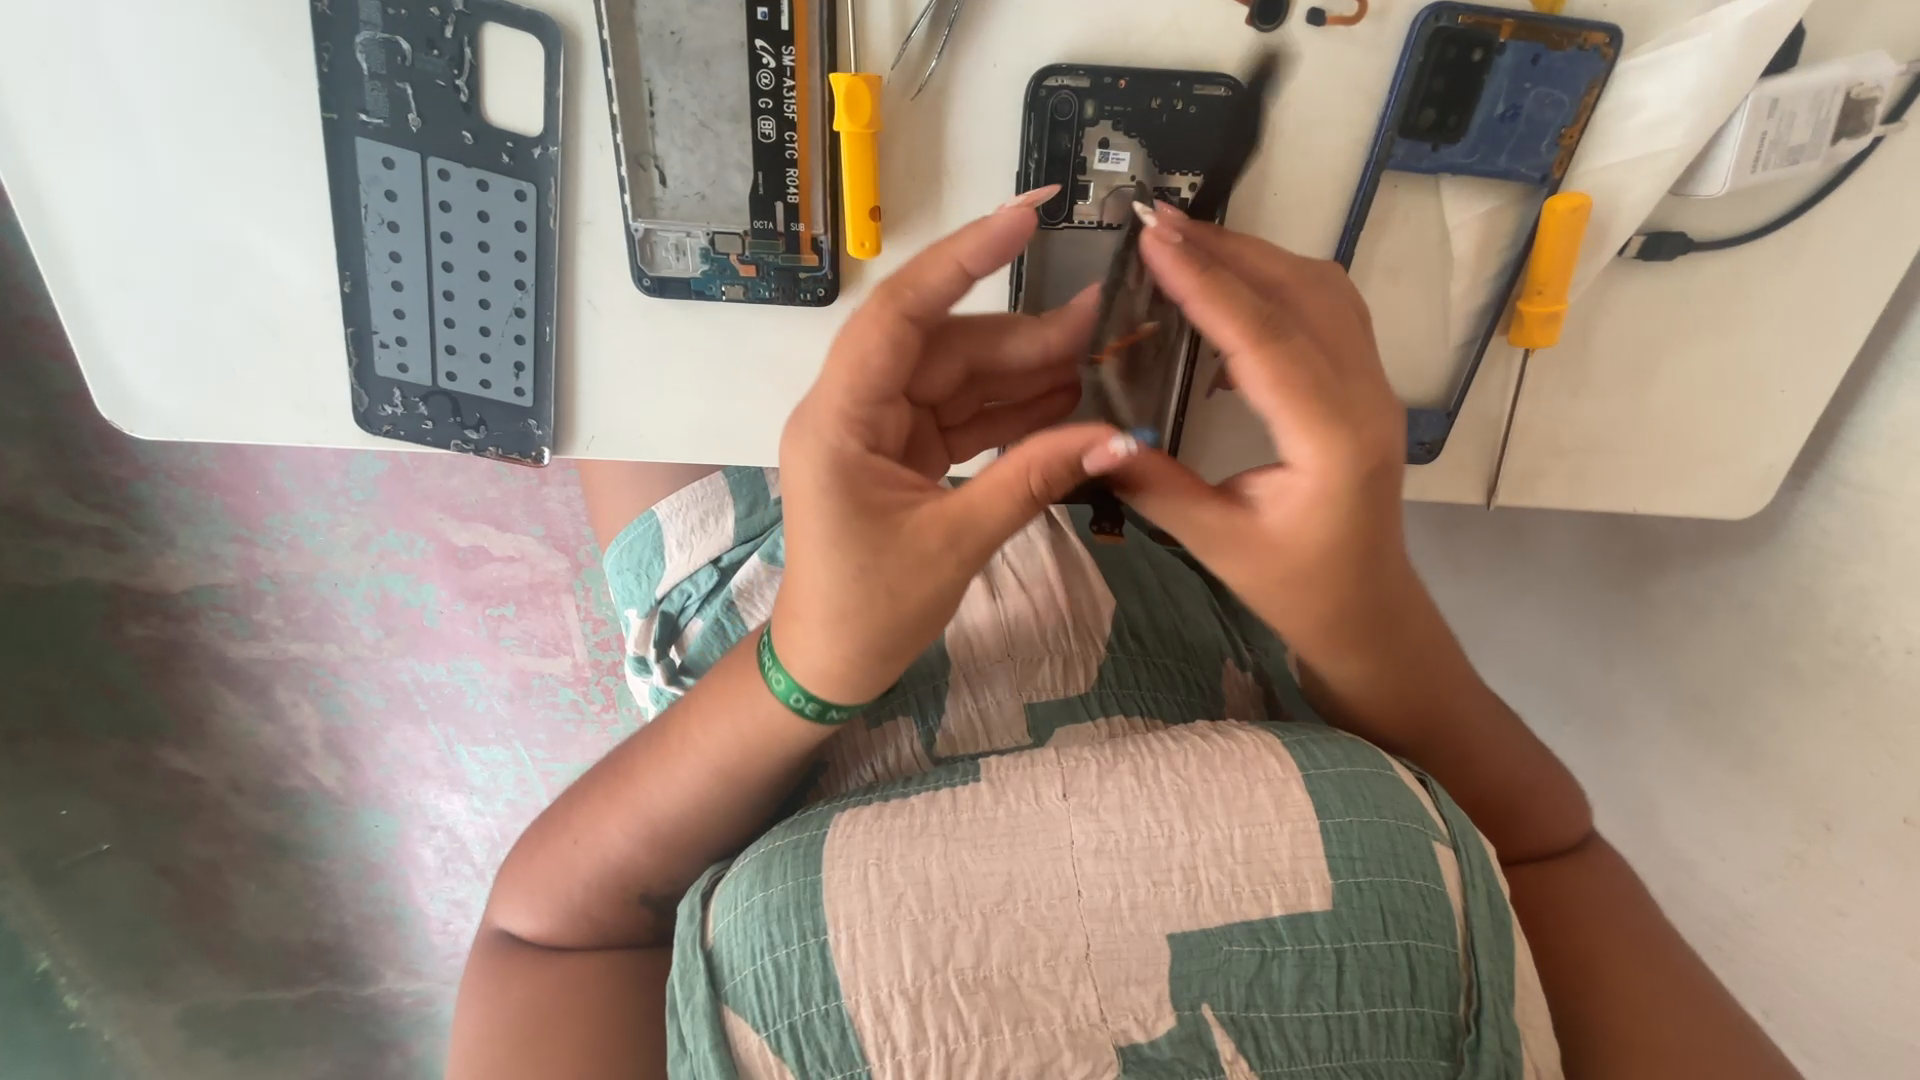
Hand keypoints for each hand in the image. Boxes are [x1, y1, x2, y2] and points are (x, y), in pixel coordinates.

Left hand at [769, 188, 1136, 705]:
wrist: (831, 662)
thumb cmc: (872, 610)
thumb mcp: (957, 543)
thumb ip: (1034, 479)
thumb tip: (1118, 437)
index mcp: (840, 419)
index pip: (899, 316)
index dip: (963, 260)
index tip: (1027, 218)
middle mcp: (853, 408)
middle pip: (943, 347)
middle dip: (1022, 337)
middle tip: (1103, 321)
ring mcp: (878, 429)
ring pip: (957, 378)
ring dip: (1023, 372)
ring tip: (1098, 357)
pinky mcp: (901, 452)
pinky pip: (959, 415)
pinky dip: (1008, 411)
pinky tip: (1064, 400)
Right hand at [1103, 205, 1421, 669]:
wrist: (1367, 608)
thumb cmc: (1295, 586)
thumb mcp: (1215, 542)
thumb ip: (1154, 485)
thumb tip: (1090, 433)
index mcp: (1330, 437)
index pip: (1265, 338)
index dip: (1207, 283)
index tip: (1154, 240)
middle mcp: (1363, 395)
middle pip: (1301, 292)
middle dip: (1226, 250)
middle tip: (1155, 222)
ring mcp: (1372, 384)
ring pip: (1320, 290)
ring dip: (1252, 257)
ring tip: (1184, 242)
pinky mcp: (1362, 384)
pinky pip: (1325, 310)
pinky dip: (1273, 284)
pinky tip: (1226, 293)